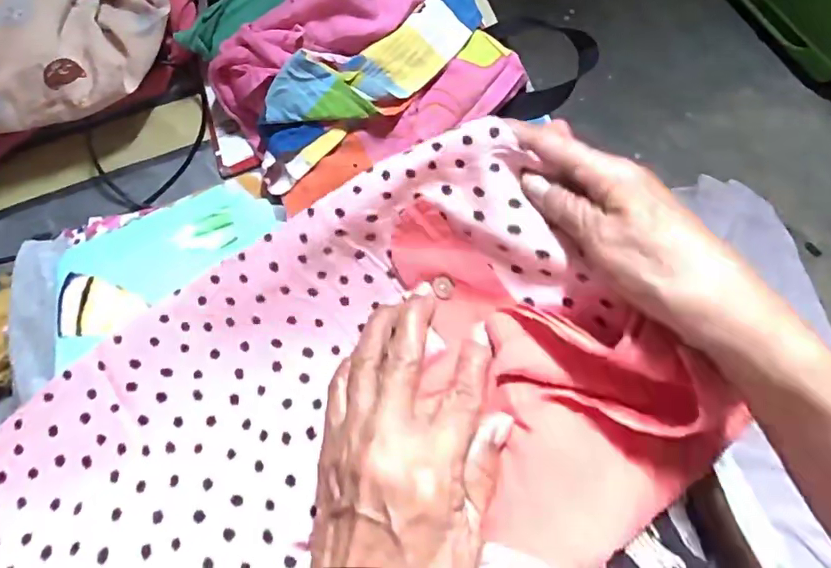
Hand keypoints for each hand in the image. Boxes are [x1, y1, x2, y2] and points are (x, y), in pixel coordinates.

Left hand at [310, 288, 513, 567]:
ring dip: (381, 324)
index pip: (459, 394)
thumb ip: (483, 473)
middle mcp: (388, 439)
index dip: (473, 358)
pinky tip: (363, 347)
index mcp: (430, 466)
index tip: (480, 332)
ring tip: (396, 302)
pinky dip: (353, 359)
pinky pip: (339, 385)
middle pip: (404, 358)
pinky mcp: (330, 443)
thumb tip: (500, 419)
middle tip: (428, 292)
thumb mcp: (466, 538)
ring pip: (365, 361)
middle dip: (417, 316)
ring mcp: (353, 436)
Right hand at [512, 120, 811, 374]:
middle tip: (498, 154)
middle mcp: (622, 175)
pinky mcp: (640, 220)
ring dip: (550, 178)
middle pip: (569, 156)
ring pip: (581, 178)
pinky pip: (593, 199)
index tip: (489, 128)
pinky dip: (569, 200)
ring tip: (518, 178)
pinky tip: (557, 209)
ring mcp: (634, 197)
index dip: (522, 135)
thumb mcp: (600, 238)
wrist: (724, 308)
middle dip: (534, 153)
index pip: (556, 143)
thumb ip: (563, 206)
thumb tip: (531, 178)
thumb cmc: (657, 268)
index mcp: (611, 171)